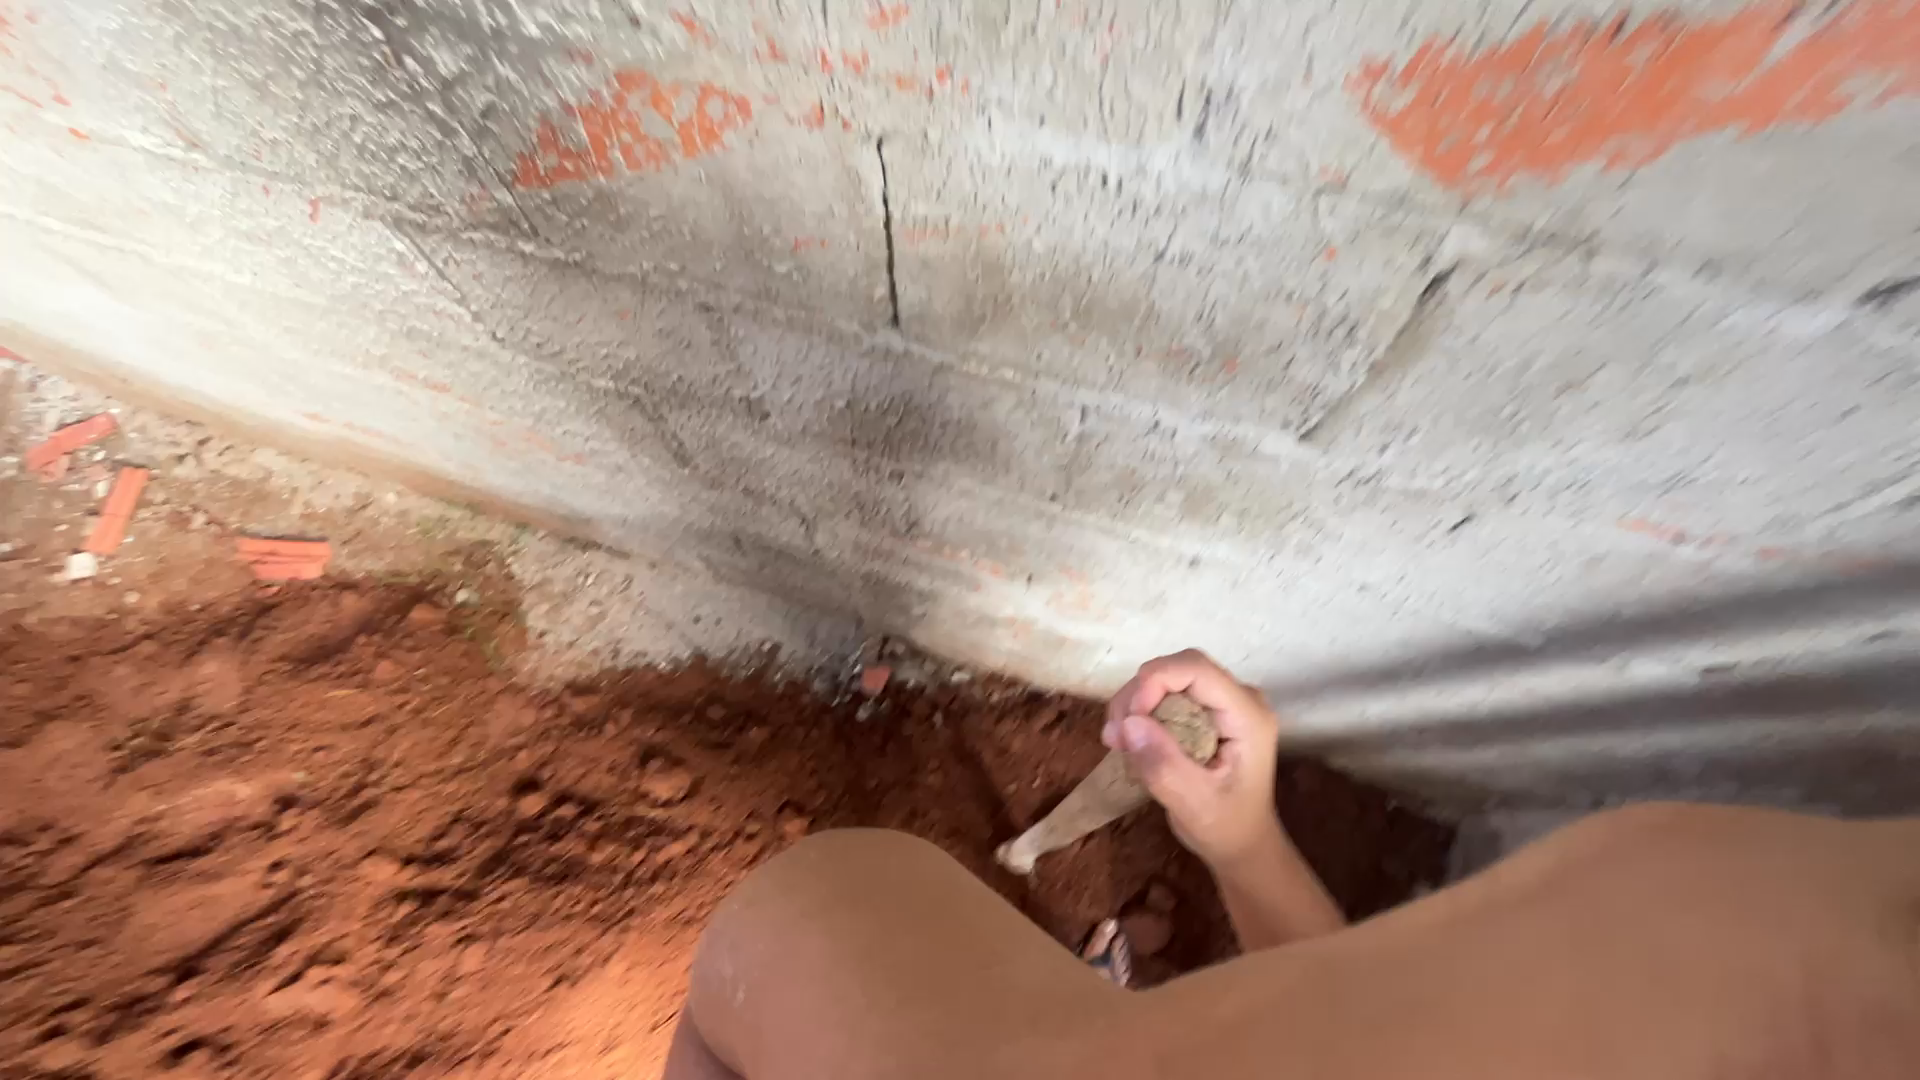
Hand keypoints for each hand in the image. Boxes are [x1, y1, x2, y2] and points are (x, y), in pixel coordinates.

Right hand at [1101, 650, 1284, 869]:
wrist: (1240, 843)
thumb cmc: (1226, 827)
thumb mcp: (1195, 805)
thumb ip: (1165, 765)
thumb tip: (1129, 723)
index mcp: (1246, 715)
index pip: (1196, 669)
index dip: (1155, 681)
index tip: (1129, 719)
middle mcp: (1237, 699)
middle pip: (1176, 670)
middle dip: (1138, 695)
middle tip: (1116, 736)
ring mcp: (1220, 703)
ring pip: (1165, 678)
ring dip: (1133, 704)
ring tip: (1118, 743)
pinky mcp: (1203, 710)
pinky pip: (1163, 694)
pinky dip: (1139, 712)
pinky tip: (1129, 741)